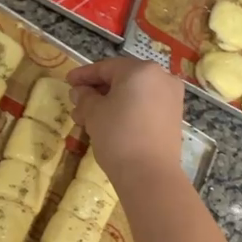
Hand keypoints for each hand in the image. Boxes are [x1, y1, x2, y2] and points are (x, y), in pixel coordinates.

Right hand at [67, 57, 185, 182]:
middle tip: (77, 105)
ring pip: (133, 94)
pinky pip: (144, 107)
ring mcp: (170, 98)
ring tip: (88, 120)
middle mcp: (161, 77)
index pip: (106, 67)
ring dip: (110, 103)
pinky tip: (110, 125)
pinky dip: (126, 111)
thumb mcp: (94, 114)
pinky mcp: (173, 117)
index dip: (84, 75)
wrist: (150, 174)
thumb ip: (85, 97)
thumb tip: (80, 92)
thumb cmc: (118, 136)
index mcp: (140, 70)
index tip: (68, 82)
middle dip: (97, 92)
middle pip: (122, 80)